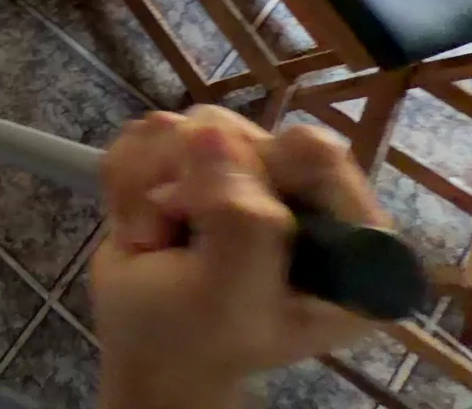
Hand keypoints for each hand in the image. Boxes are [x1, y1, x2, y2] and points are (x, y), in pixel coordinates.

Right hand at [94, 106, 388, 408]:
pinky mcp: (183, 166)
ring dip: (144, 182)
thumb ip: (238, 221)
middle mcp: (298, 197)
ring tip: (153, 234)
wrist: (141, 345)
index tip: (210, 210)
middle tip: (173, 232)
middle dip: (179, 179)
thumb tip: (207, 130)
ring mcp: (236, 177)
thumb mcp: (226, 296)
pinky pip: (140, 135)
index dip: (252, 167)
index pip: (310, 151)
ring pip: (176, 127)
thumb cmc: (192, 336)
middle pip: (229, 131)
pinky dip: (124, 176)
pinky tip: (138, 219)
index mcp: (347, 237)